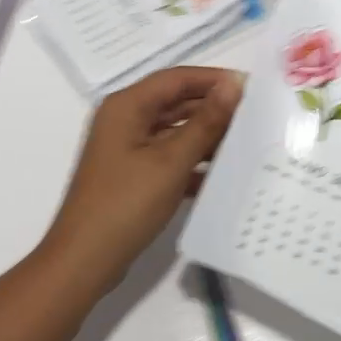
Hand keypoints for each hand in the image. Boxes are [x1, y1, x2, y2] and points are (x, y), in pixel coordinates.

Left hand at [40, 66, 241, 289]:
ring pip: (174, 132)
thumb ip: (204, 122)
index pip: (176, 79)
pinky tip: (224, 176)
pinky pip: (168, 158)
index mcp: (127, 106)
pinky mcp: (132, 176)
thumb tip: (233, 85)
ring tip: (248, 144)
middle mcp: (124, 120)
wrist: (84, 261)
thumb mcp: (170, 162)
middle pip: (175, 103)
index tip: (252, 87)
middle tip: (256, 116)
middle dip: (213, 108)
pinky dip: (193, 163)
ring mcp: (127, 149)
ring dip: (206, 137)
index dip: (213, 79)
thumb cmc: (125, 204)